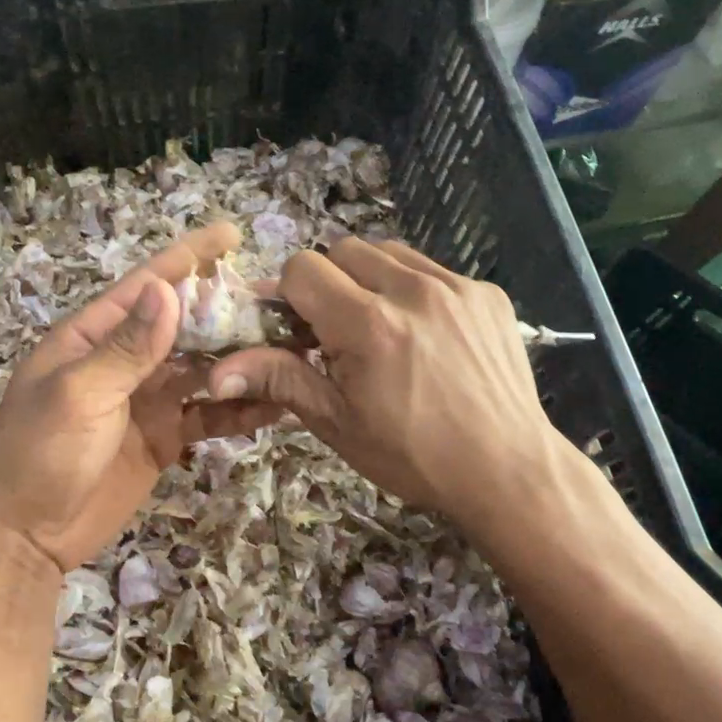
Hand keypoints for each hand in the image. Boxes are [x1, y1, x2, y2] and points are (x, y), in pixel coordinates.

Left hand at [0, 224, 283, 574]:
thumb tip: (168, 288)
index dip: (188, 257)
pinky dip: (237, 409)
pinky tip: (275, 404)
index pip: (147, 285)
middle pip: (184, 324)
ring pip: (202, 368)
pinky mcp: (162, 437)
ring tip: (290, 349)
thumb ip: (127, 347)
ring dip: (240, 359)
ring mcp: (145, 399)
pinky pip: (206, 415)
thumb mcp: (80, 395)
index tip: (232, 234)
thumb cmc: (38, 455)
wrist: (23, 538)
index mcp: (93, 336)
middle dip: (228, 311)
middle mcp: (123, 360)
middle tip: (281, 303)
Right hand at [209, 238, 569, 530]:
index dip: (289, 295)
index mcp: (368, 324)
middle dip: (329, 282)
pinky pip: (434, 270)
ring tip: (382, 329)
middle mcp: (412, 290)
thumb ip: (278, 379)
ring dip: (371, 279)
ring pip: (389, 252)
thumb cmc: (413, 455)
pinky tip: (427, 336)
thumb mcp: (337, 423)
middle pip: (344, 249)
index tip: (298, 330)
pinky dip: (415, 290)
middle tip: (337, 330)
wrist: (507, 471)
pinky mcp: (487, 293)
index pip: (303, 267)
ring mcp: (456, 287)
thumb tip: (215, 373)